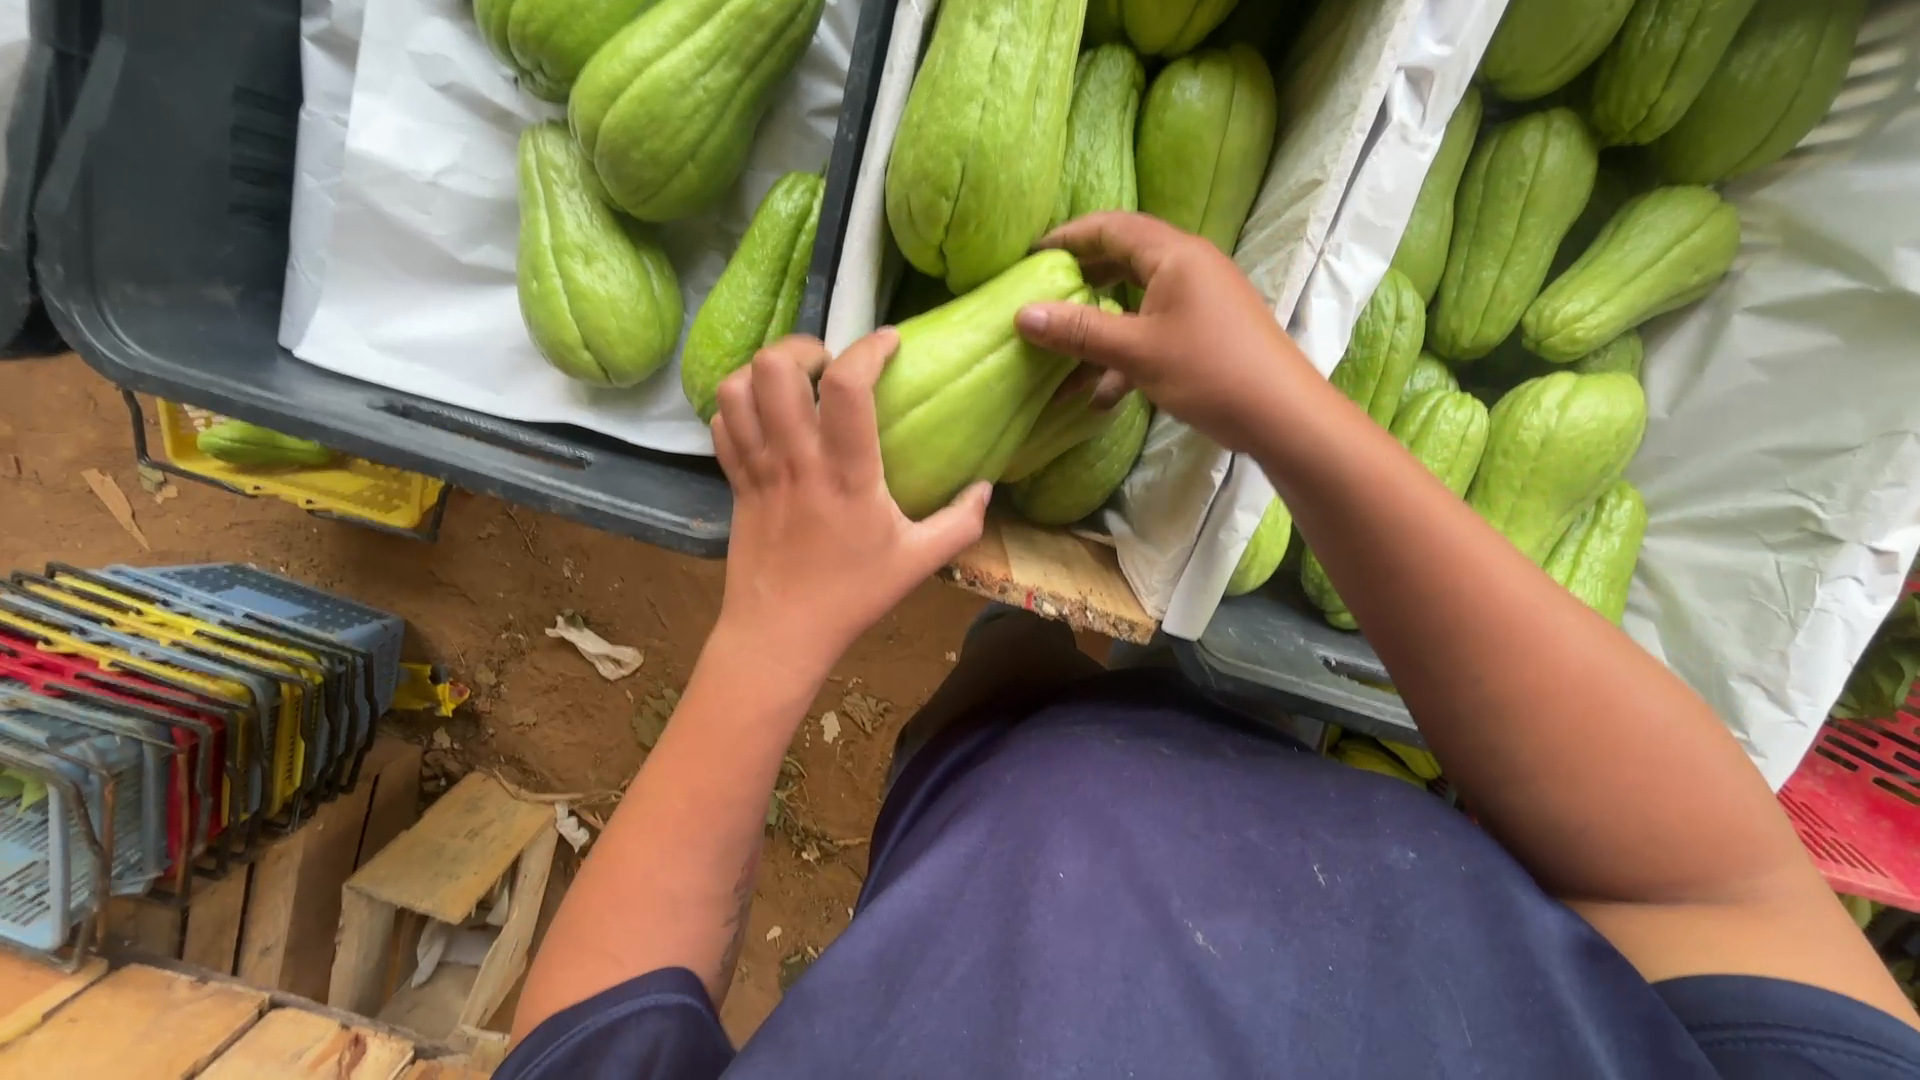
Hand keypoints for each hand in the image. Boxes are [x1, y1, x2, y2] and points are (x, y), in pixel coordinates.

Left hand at [710, 332, 991, 675]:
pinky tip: (765, 417)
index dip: (868, 348)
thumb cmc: (852, 596)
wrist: (781, 634)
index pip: (847, 386)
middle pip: (773, 369)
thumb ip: (960, 523)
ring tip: (794, 383)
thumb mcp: (918, 563)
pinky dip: (738, 406)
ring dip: (764, 371)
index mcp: (847, 474)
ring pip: (737, 389)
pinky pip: (721, 424)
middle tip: (827, 364)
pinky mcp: (735, 483)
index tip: (889, 342)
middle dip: (802, 347)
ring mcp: (758, 469)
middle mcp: (796, 460)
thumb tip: (986, 487)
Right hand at [1015, 212, 1316, 452]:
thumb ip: (1079, 331)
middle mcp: (1187, 268)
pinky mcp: (1202, 333)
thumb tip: (1022, 314)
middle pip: (1122, 261)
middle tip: (1041, 296)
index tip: (1030, 257)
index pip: (1111, 227)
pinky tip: (1098, 394)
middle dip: (1079, 280)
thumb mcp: (1137, 351)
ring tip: (1060, 349)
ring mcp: (1197, 301)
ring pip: (1134, 302)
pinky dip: (1123, 354)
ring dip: (1098, 326)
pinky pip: (1151, 332)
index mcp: (1174, 255)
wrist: (1281, 414)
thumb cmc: (1210, 371)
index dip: (1068, 237)